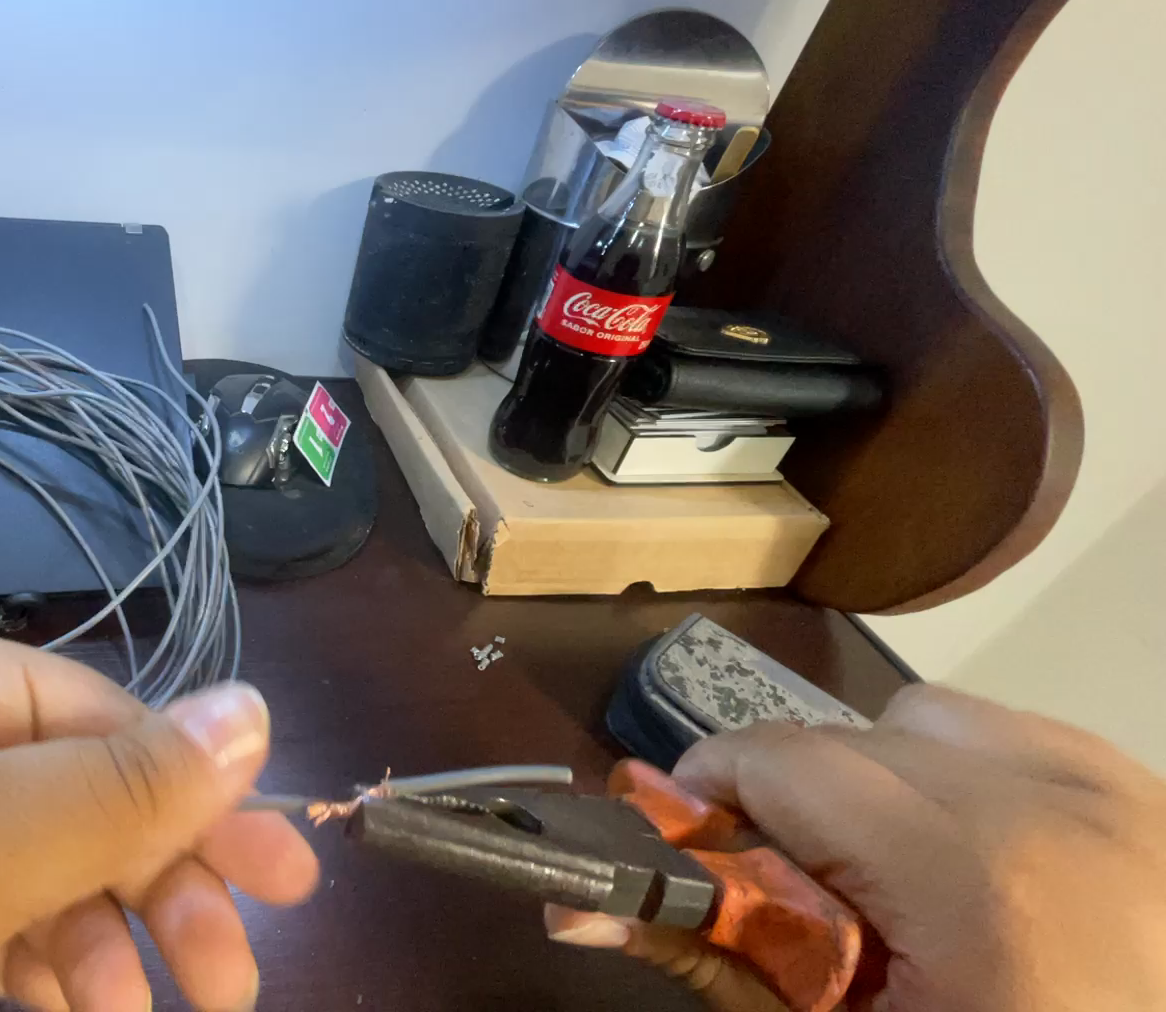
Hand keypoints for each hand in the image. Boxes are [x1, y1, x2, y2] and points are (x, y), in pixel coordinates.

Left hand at [0, 626, 317, 1011]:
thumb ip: (113, 786)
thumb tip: (254, 707)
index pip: (115, 727)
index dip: (201, 798)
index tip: (285, 883)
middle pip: (85, 801)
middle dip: (166, 883)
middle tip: (232, 980)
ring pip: (38, 877)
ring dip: (102, 944)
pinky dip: (31, 976)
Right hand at [544, 684, 1165, 1010]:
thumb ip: (702, 955)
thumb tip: (565, 908)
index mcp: (975, 878)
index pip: (774, 760)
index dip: (709, 795)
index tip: (702, 855)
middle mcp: (1054, 811)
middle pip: (830, 741)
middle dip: (786, 806)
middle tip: (802, 900)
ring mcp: (1120, 800)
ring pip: (915, 717)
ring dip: (873, 776)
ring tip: (897, 871)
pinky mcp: (1152, 800)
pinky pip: (1006, 730)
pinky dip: (956, 767)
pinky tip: (971, 846)